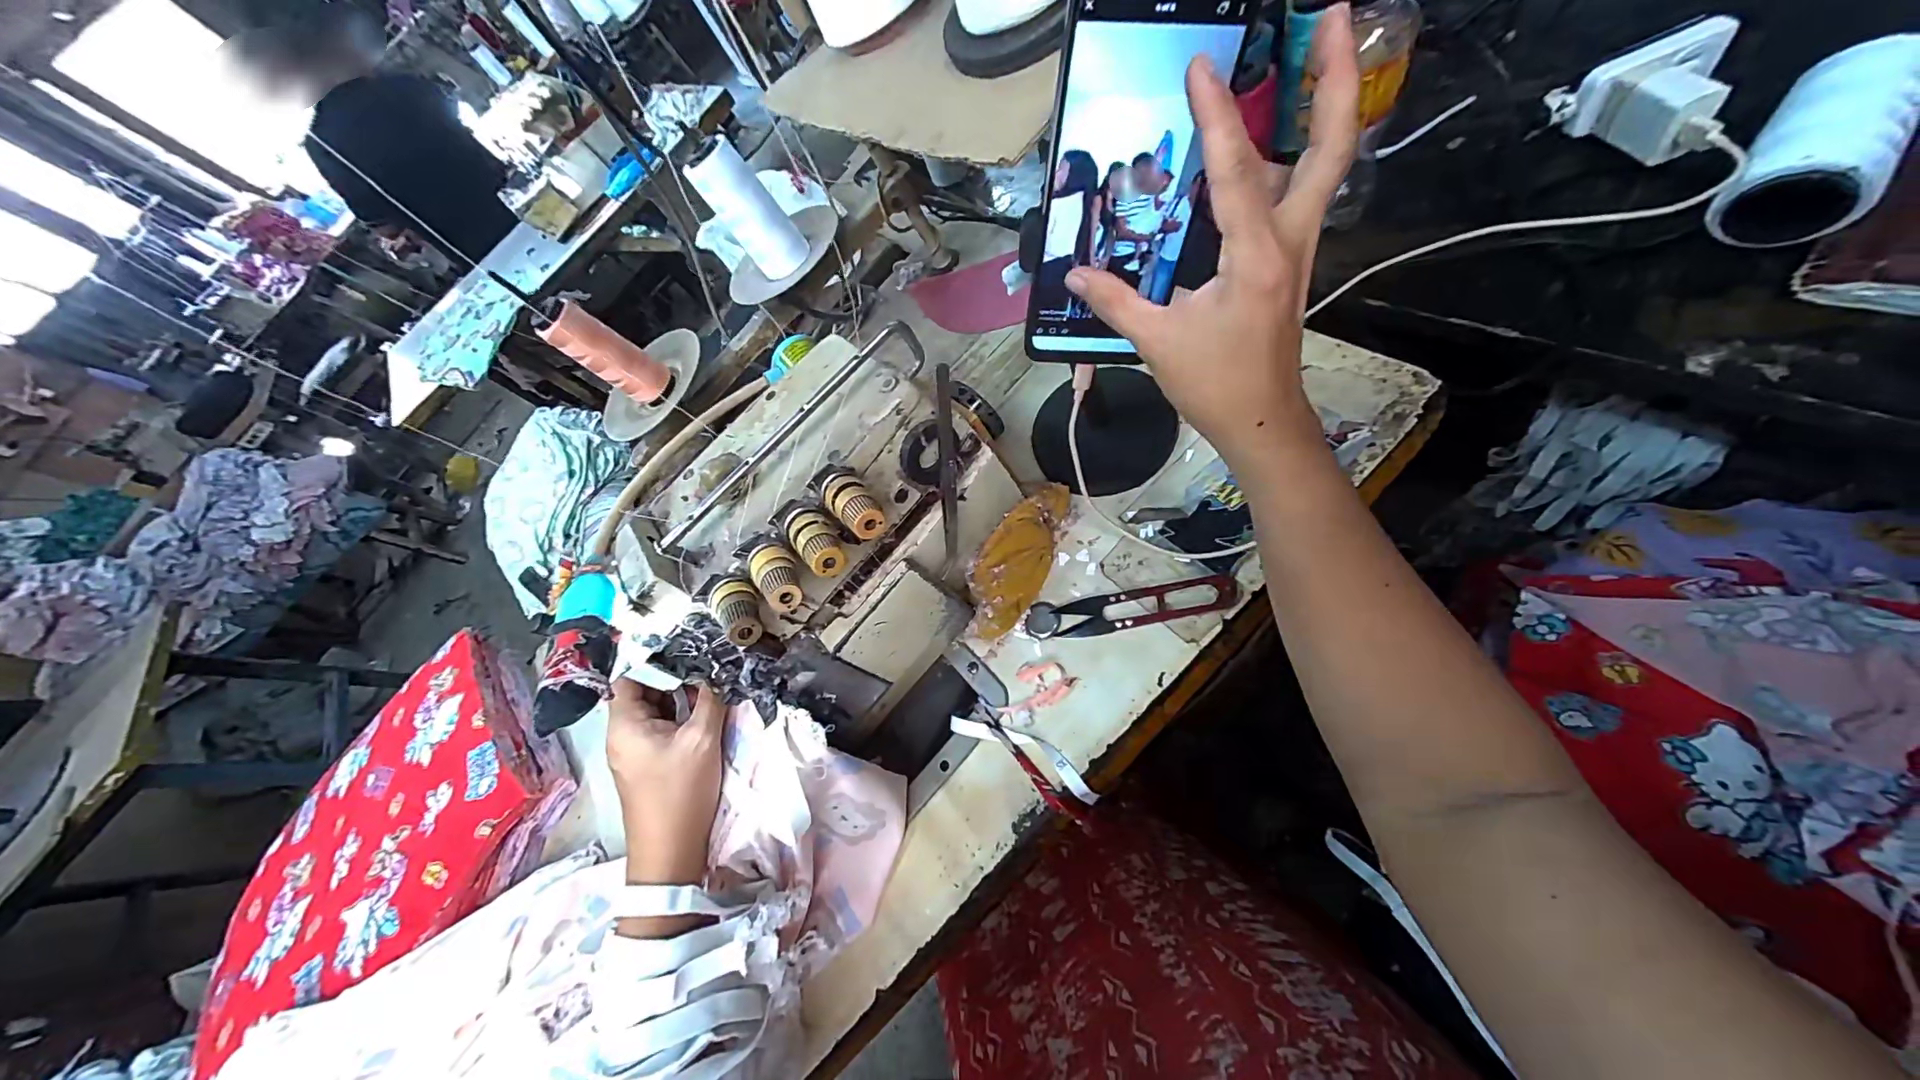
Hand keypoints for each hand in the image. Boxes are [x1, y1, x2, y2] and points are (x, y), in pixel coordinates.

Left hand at [606, 678, 724, 887]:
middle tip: (705, 661)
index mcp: (624, 724)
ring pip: (654, 709)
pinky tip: (703, 708)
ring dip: (679, 696)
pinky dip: (678, 715)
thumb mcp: (702, 740)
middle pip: (642, 690)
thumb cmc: (681, 792)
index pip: (629, 676)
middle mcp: (621, 733)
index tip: (686, 645)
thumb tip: (717, 669)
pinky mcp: (646, 761)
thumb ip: (709, 700)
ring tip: (709, 680)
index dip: (655, 658)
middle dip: (673, 675)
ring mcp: (633, 749)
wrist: (671, 851)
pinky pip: (660, 726)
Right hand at [1065, 8, 1358, 472]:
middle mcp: (1289, 242)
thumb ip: (1116, 301)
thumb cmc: (1215, 384)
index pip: (1235, 173)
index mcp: (1255, 259)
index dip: (1216, 118)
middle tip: (1334, 15)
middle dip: (1336, 76)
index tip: (1201, 68)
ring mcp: (1298, 250)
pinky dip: (1295, 158)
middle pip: (1331, 147)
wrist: (1261, 419)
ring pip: (1326, 166)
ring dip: (1325, 109)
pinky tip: (1273, 145)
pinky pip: (1301, 196)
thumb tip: (1077, 273)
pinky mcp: (1291, 262)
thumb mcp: (1158, 342)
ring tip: (1316, 55)